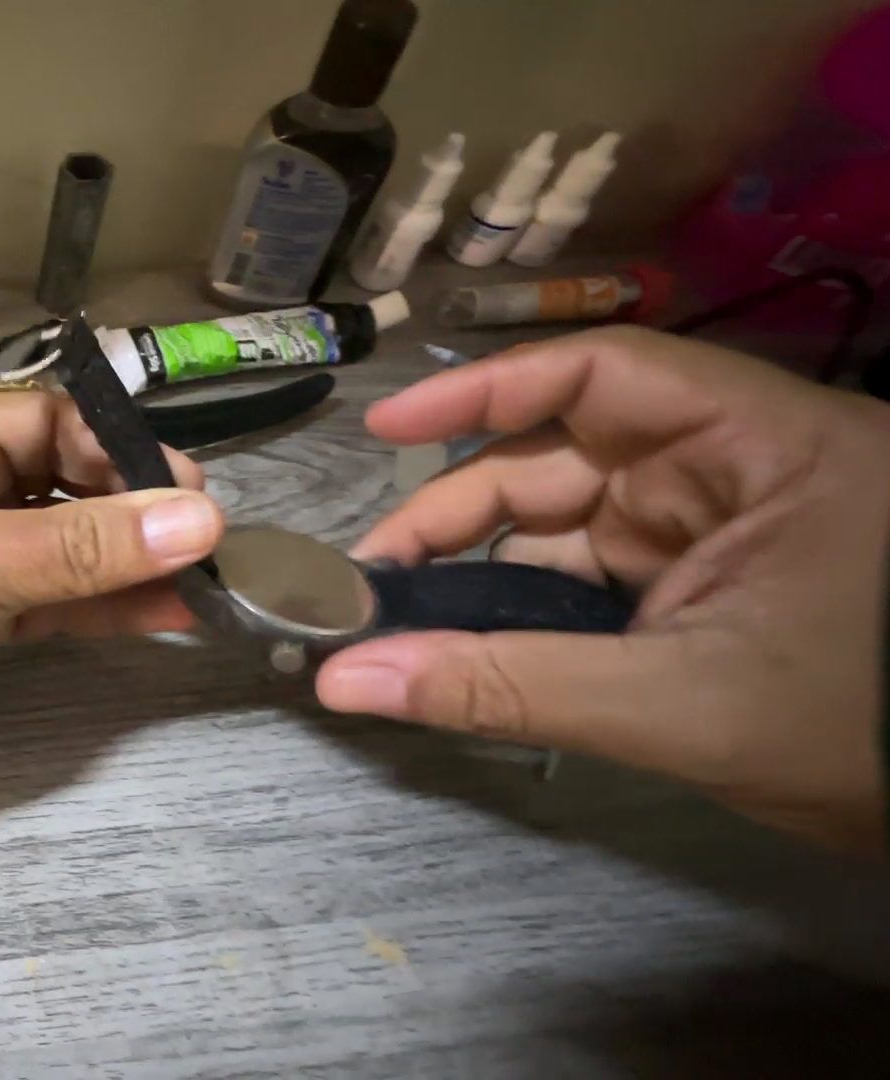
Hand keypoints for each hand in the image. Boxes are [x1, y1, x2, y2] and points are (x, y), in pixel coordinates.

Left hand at [0, 390, 222, 791]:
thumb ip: (82, 546)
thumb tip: (200, 519)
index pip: (47, 422)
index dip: (117, 449)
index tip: (188, 490)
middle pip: (64, 481)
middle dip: (131, 510)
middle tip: (204, 540)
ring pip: (66, 545)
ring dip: (129, 563)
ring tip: (204, 583)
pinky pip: (56, 595)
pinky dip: (104, 604)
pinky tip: (165, 612)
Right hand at [316, 326, 889, 852]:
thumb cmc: (883, 738)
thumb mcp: (684, 708)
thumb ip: (504, 688)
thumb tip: (344, 681)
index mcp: (762, 451)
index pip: (600, 376)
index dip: (482, 390)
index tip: (383, 427)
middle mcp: (720, 473)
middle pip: (544, 464)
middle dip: (446, 521)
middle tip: (367, 585)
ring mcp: (696, 531)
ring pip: (543, 527)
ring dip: (465, 571)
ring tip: (395, 621)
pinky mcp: (678, 583)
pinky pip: (563, 577)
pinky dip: (505, 608)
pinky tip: (457, 642)